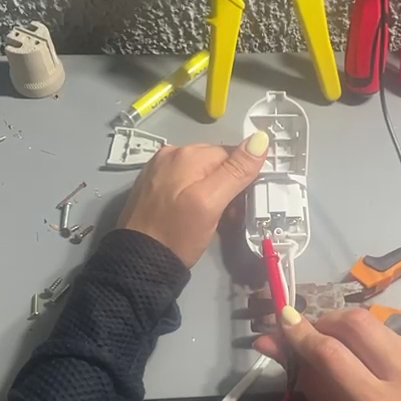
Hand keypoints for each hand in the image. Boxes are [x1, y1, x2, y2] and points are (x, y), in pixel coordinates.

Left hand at [117, 133, 269, 266]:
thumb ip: (236, 171)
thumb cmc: (178, 234)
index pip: (231, 154)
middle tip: (227, 216)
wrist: (139, 261)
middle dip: (227, 185)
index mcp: (187, 153)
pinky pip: (184, 181)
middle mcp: (171, 153)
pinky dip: (194, 194)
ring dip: (212, 191)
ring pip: (200, 172)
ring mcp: (159, 168)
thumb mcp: (211, 203)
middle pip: (215, 162)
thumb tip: (261, 138)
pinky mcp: (152, 184)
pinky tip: (191, 213)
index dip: (242, 178)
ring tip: (210, 218)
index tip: (240, 205)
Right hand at [252, 308, 400, 400]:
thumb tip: (267, 340)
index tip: (283, 320)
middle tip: (312, 333)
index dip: (302, 334)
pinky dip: (368, 337)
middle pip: (355, 323)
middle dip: (325, 320)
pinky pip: (388, 330)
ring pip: (372, 321)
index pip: (331, 354)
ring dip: (345, 326)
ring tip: (337, 343)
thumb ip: (302, 374)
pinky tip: (366, 354)